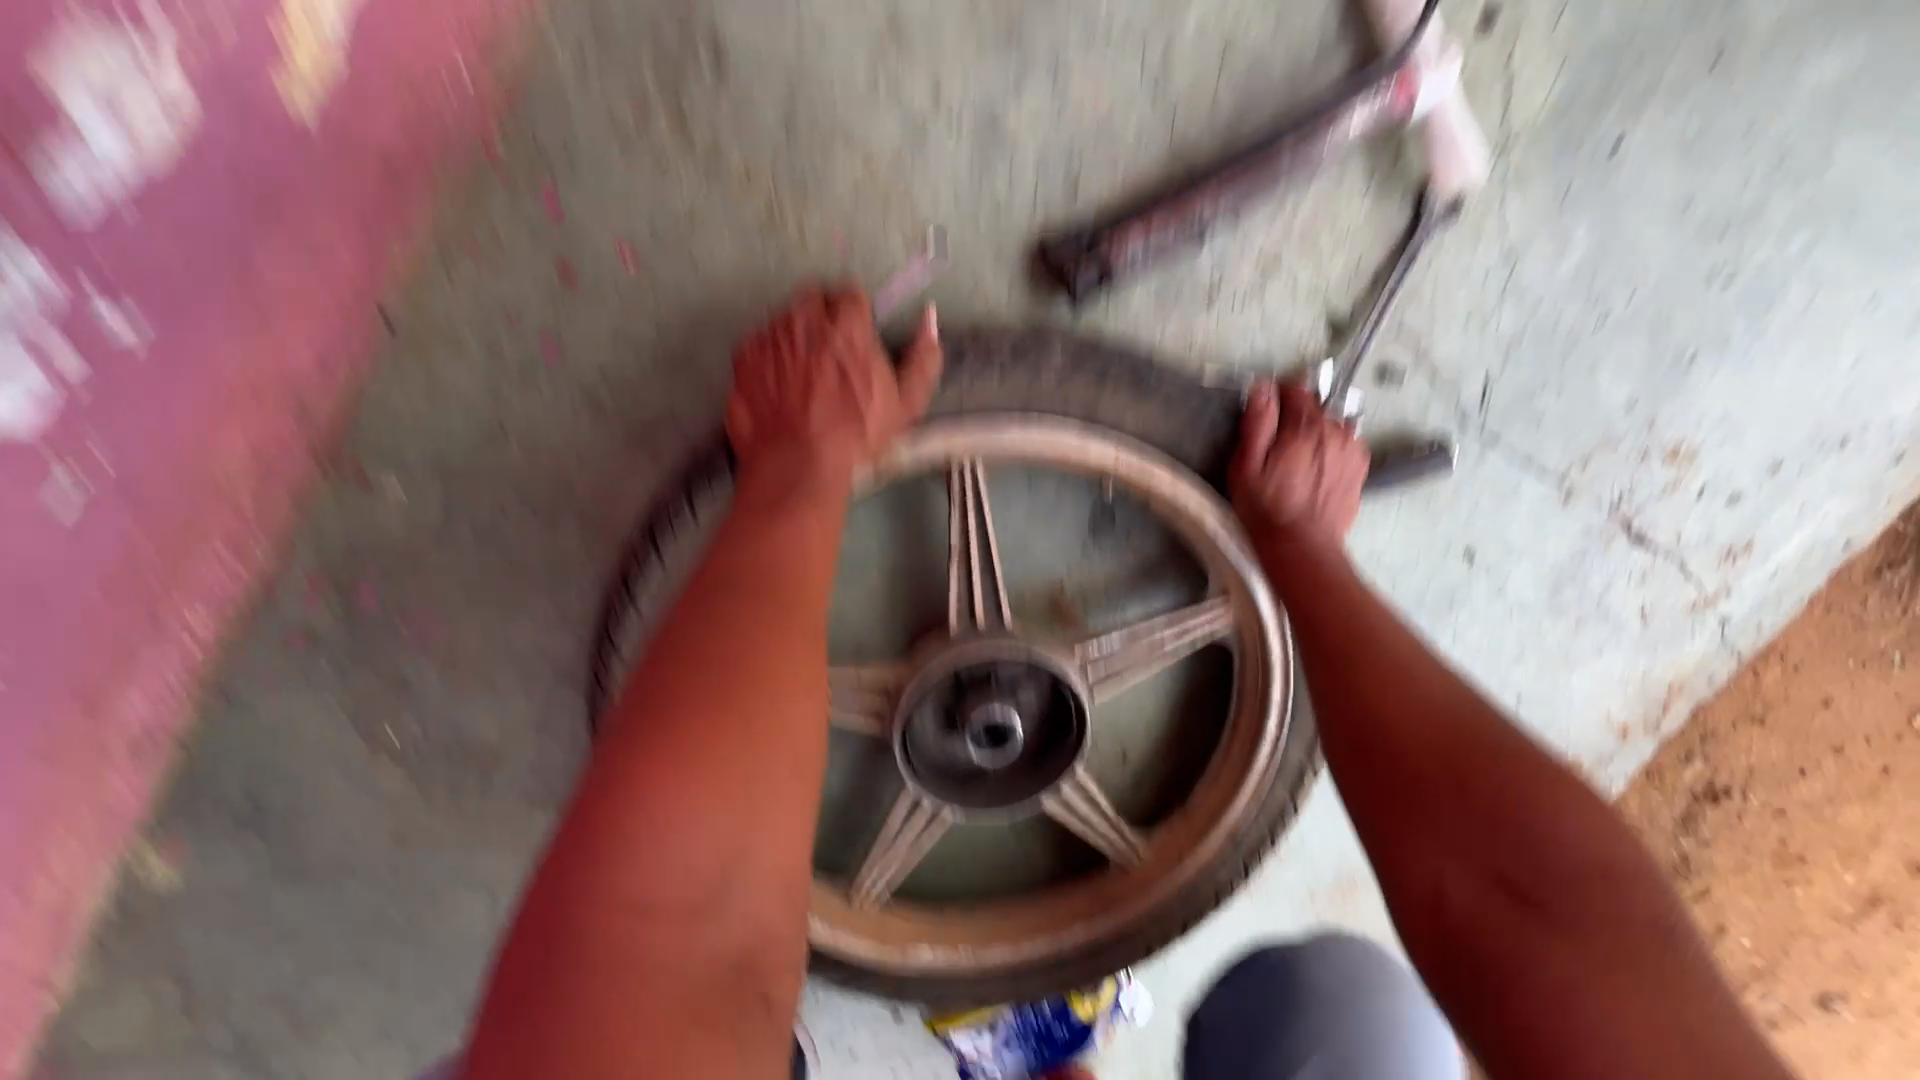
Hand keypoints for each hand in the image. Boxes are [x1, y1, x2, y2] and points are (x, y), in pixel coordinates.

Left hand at [725, 286, 941, 475]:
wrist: (796, 465)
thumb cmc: (855, 437)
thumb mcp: (906, 404)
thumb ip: (923, 357)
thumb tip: (930, 319)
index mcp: (847, 325)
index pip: (851, 295)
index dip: (855, 317)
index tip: (857, 340)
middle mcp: (804, 320)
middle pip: (813, 298)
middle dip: (822, 317)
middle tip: (830, 353)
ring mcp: (769, 336)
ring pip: (784, 320)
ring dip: (795, 337)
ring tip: (803, 375)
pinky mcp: (743, 357)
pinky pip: (759, 344)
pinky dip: (769, 358)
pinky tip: (779, 387)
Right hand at [1230, 382, 1368, 551]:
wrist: (1302, 546)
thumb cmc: (1267, 508)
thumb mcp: (1247, 465)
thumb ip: (1258, 422)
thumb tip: (1263, 388)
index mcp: (1307, 426)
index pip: (1295, 389)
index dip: (1275, 397)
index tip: (1264, 416)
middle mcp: (1336, 430)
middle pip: (1314, 406)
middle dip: (1294, 417)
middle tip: (1276, 445)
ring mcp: (1352, 449)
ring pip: (1331, 424)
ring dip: (1314, 432)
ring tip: (1296, 460)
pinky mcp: (1359, 467)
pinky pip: (1344, 444)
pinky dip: (1330, 448)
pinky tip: (1314, 471)